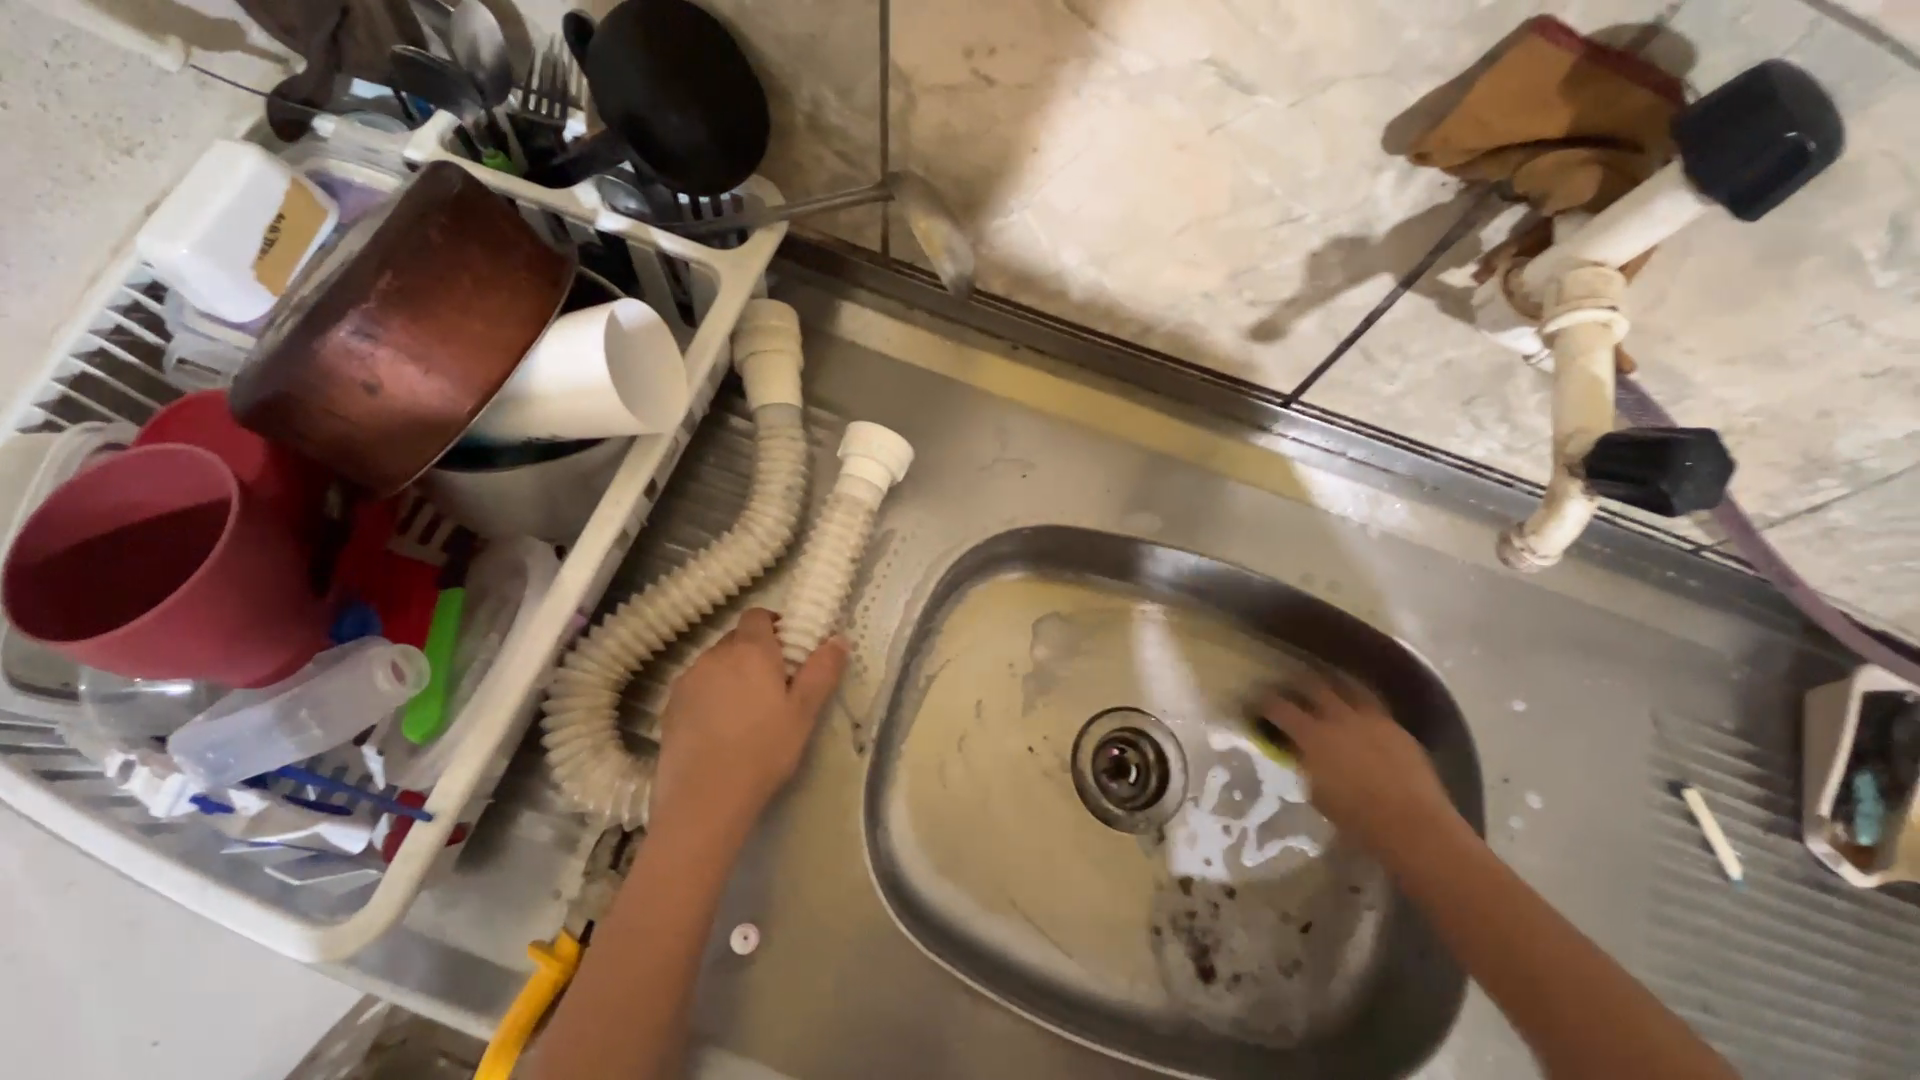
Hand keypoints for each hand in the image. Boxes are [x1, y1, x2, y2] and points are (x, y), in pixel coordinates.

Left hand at [649, 609, 847, 840]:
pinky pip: (697, 687)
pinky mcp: (670, 706)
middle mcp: (715, 655)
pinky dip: (711, 696)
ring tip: (747, 712)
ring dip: (732, 675)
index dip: (774, 626)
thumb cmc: (764, 750)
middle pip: (737, 639)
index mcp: (750, 650)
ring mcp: (688, 680)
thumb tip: (838, 639)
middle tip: (776, 687)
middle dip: (756, 653)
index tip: (790, 651)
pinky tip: (721, 729)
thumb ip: (822, 671)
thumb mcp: (804, 712)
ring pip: (716, 664)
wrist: (705, 797)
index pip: (758, 615)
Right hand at [1261, 672, 1461, 859]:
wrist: (1411, 822)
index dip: (1265, 703)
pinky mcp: (1395, 726)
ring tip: (1325, 686)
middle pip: (1313, 686)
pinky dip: (1359, 702)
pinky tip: (1357, 710)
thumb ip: (1305, 763)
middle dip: (1297, 684)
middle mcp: (1339, 717)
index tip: (1258, 704)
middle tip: (1290, 688)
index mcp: (1313, 735)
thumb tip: (1300, 751)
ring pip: (1347, 687)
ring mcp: (1371, 718)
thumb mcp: (1316, 791)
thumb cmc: (1356, 817)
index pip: (1280, 708)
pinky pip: (1372, 704)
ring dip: (1332, 685)